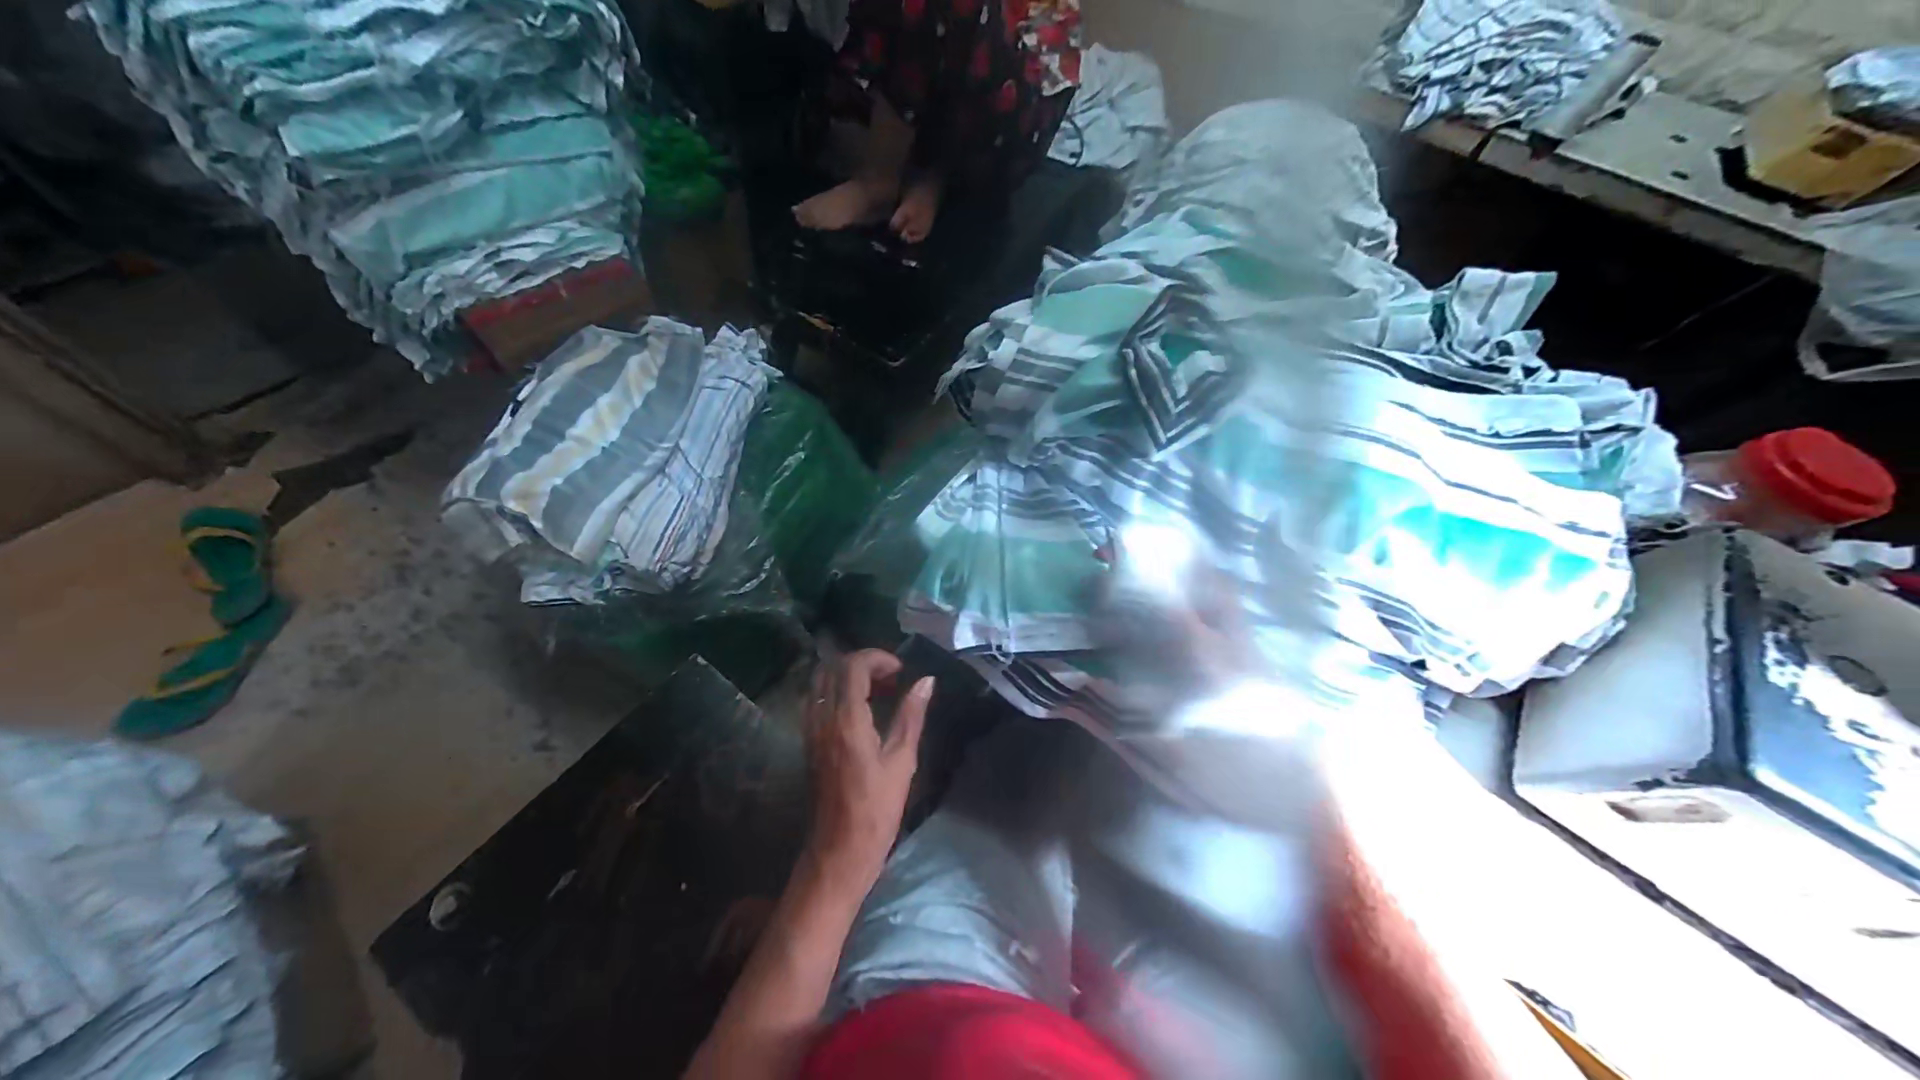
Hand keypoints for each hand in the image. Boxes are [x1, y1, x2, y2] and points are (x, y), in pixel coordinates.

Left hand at [802, 650, 933, 888]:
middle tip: (891, 679)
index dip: (877, 658)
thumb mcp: (902, 762)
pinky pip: (817, 702)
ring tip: (878, 693)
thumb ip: (911, 716)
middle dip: (862, 664)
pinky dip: (837, 694)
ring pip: (821, 683)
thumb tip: (926, 681)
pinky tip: (861, 713)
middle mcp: (821, 719)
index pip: (853, 667)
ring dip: (848, 677)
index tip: (901, 670)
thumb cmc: (876, 810)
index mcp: (845, 720)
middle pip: (832, 668)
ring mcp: (810, 731)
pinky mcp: (808, 744)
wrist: (838, 852)